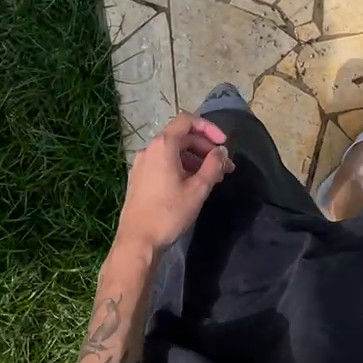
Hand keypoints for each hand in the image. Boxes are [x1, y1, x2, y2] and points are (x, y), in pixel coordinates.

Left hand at [114, 114, 234, 255]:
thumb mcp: (198, 189)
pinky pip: (164, 164)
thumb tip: (222, 152)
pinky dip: (182, 167)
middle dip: (206, 149)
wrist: (138, 241)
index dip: (209, 128)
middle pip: (182, 137)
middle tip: (224, 167)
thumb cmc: (170, 213)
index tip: (224, 144)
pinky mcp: (139, 178)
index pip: (187, 121)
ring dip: (195, 160)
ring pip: (173, 152)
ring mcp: (142, 164)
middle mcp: (149, 150)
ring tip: (213, 179)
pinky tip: (193, 185)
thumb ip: (213, 165)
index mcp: (163, 146)